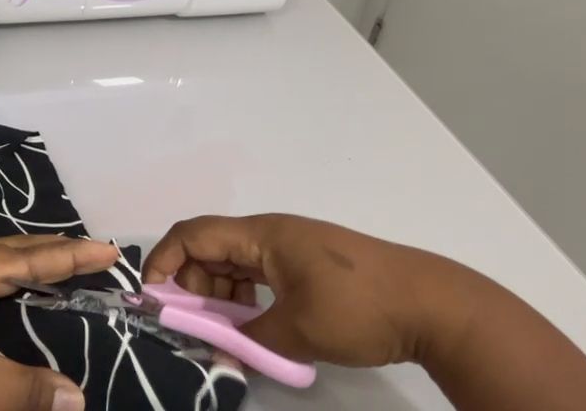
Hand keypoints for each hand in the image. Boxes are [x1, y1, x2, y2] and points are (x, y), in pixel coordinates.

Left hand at [0, 236, 121, 410]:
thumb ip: (22, 387)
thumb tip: (77, 396)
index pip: (20, 258)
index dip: (66, 255)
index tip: (107, 251)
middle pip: (6, 254)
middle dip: (50, 252)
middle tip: (95, 253)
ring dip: (29, 269)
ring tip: (67, 267)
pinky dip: (11, 293)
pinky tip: (24, 302)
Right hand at [142, 214, 467, 368]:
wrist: (432, 304)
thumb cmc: (359, 307)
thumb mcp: (299, 331)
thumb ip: (251, 340)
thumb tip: (219, 351)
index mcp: (261, 235)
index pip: (194, 234)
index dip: (165, 260)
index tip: (153, 297)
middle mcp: (270, 233)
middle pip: (211, 247)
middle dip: (191, 283)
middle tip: (190, 324)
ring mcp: (291, 247)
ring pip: (235, 262)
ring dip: (219, 293)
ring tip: (223, 331)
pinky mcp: (309, 265)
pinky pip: (260, 273)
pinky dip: (245, 296)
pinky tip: (253, 325)